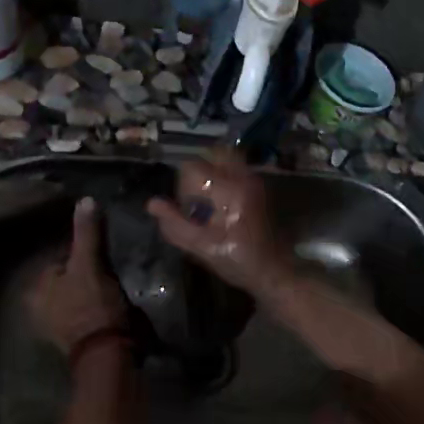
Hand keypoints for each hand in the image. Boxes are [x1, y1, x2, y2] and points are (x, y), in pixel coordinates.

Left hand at [28, 197, 128, 355]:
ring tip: (116, 289)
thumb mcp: (89, 266)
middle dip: (85, 275)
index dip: (81, 255)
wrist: (108, 353)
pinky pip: (86, 316)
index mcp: (35, 288)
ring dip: (93, 293)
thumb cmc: (92, 307)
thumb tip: (85, 199)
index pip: (59, 260)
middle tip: (111, 272)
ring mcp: (57, 327)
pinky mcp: (76, 341)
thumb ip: (86, 235)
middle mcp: (39, 308)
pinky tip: (113, 308)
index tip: (102, 256)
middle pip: (68, 280)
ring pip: (77, 298)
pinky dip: (96, 311)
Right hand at [146, 150, 294, 297]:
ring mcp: (254, 181)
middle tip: (198, 201)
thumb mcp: (202, 248)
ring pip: (224, 158)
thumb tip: (152, 203)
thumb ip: (174, 225)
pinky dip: (222, 179)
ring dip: (211, 174)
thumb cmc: (237, 261)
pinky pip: (234, 169)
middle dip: (198, 174)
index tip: (189, 210)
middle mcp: (244, 178)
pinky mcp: (258, 187)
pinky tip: (221, 205)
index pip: (193, 167)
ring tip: (209, 203)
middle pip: (211, 154)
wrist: (272, 270)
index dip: (183, 187)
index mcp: (230, 191)